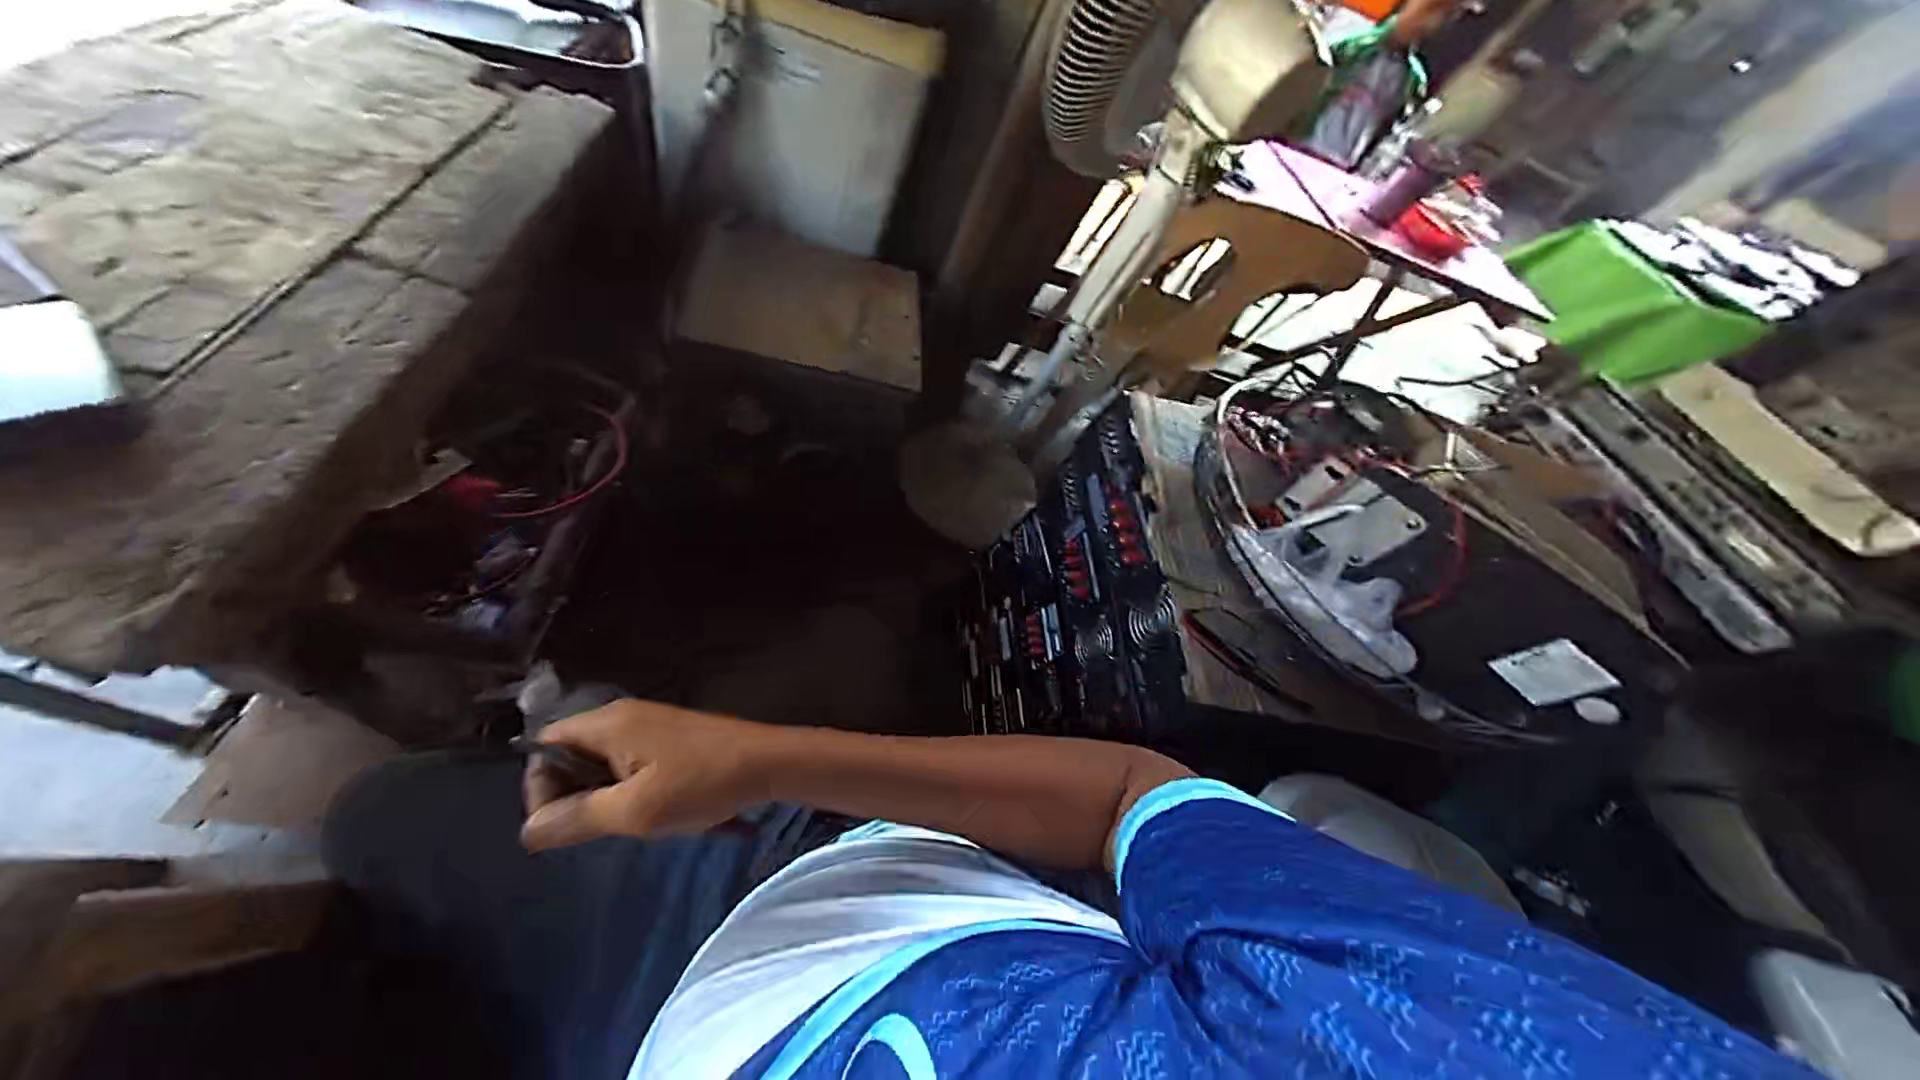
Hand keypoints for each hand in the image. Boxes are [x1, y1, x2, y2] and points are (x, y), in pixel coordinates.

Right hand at [520, 699, 778, 850]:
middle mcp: (627, 715)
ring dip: (613, 799)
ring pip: (606, 766)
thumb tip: (529, 829)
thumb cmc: (701, 783)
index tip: (563, 824)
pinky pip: (636, 765)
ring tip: (642, 820)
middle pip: (573, 756)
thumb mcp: (633, 811)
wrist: (770, 763)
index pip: (544, 748)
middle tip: (606, 826)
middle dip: (580, 797)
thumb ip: (575, 818)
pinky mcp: (675, 738)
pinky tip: (666, 811)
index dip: (540, 789)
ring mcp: (654, 724)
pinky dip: (639, 791)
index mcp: (609, 723)